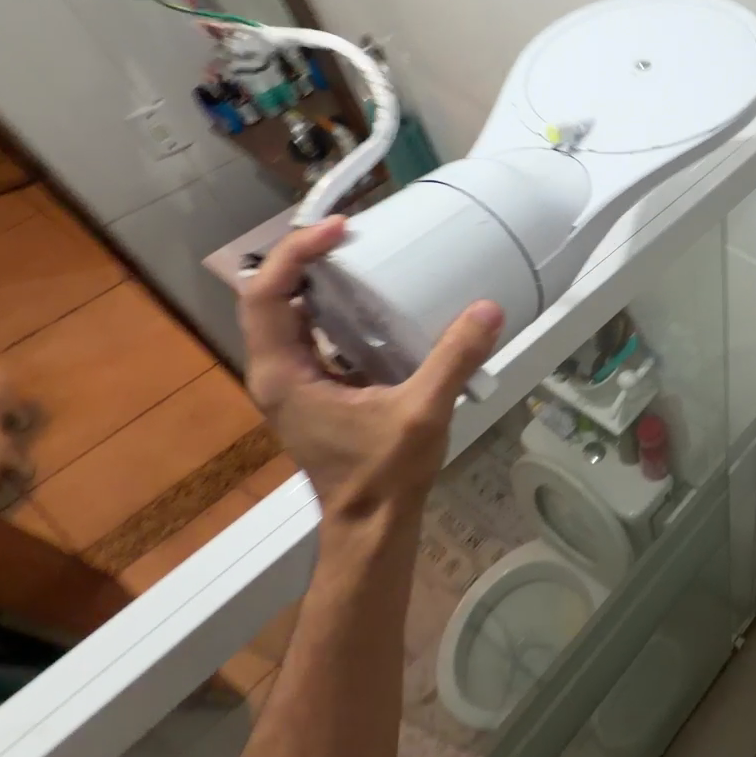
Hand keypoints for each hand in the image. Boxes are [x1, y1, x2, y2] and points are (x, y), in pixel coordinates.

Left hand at [239, 217, 503, 522]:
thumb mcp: (423, 413)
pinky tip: (378, 311)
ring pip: (292, 321)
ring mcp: (294, 387)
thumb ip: (454, 360)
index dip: (295, 255)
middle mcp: (277, 375)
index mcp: (284, 374)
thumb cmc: (385, 473)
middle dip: (306, 262)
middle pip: (273, 301)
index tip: (338, 230)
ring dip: (321, 288)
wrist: (371, 526)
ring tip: (365, 262)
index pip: (266, 296)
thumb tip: (489, 309)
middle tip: (355, 238)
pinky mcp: (316, 396)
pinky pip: (316, 341)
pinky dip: (338, 316)